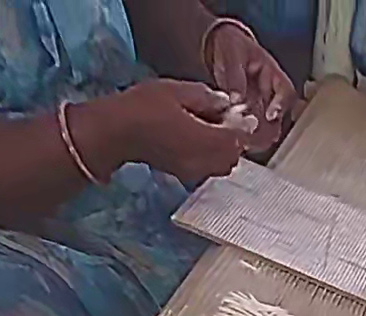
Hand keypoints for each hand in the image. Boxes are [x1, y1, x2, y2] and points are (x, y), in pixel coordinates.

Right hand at [107, 79, 247, 186]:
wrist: (119, 132)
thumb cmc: (144, 107)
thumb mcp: (177, 91)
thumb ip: (206, 98)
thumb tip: (224, 103)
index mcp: (202, 140)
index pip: (235, 140)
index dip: (243, 129)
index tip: (246, 117)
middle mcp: (201, 161)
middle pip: (231, 157)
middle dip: (234, 141)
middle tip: (229, 121)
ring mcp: (193, 171)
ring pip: (221, 166)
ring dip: (223, 151)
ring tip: (213, 130)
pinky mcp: (183, 175)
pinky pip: (207, 169)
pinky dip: (211, 156)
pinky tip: (200, 140)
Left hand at [205, 23, 295, 153]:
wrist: (219, 47)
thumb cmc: (230, 45)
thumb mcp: (232, 54)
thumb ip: (235, 76)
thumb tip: (237, 98)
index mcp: (271, 73)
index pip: (286, 91)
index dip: (282, 105)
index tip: (271, 115)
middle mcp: (269, 92)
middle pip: (278, 115)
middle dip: (270, 129)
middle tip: (259, 137)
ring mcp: (260, 104)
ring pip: (267, 125)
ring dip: (260, 136)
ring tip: (250, 143)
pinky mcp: (249, 113)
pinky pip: (253, 127)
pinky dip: (249, 136)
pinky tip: (241, 142)